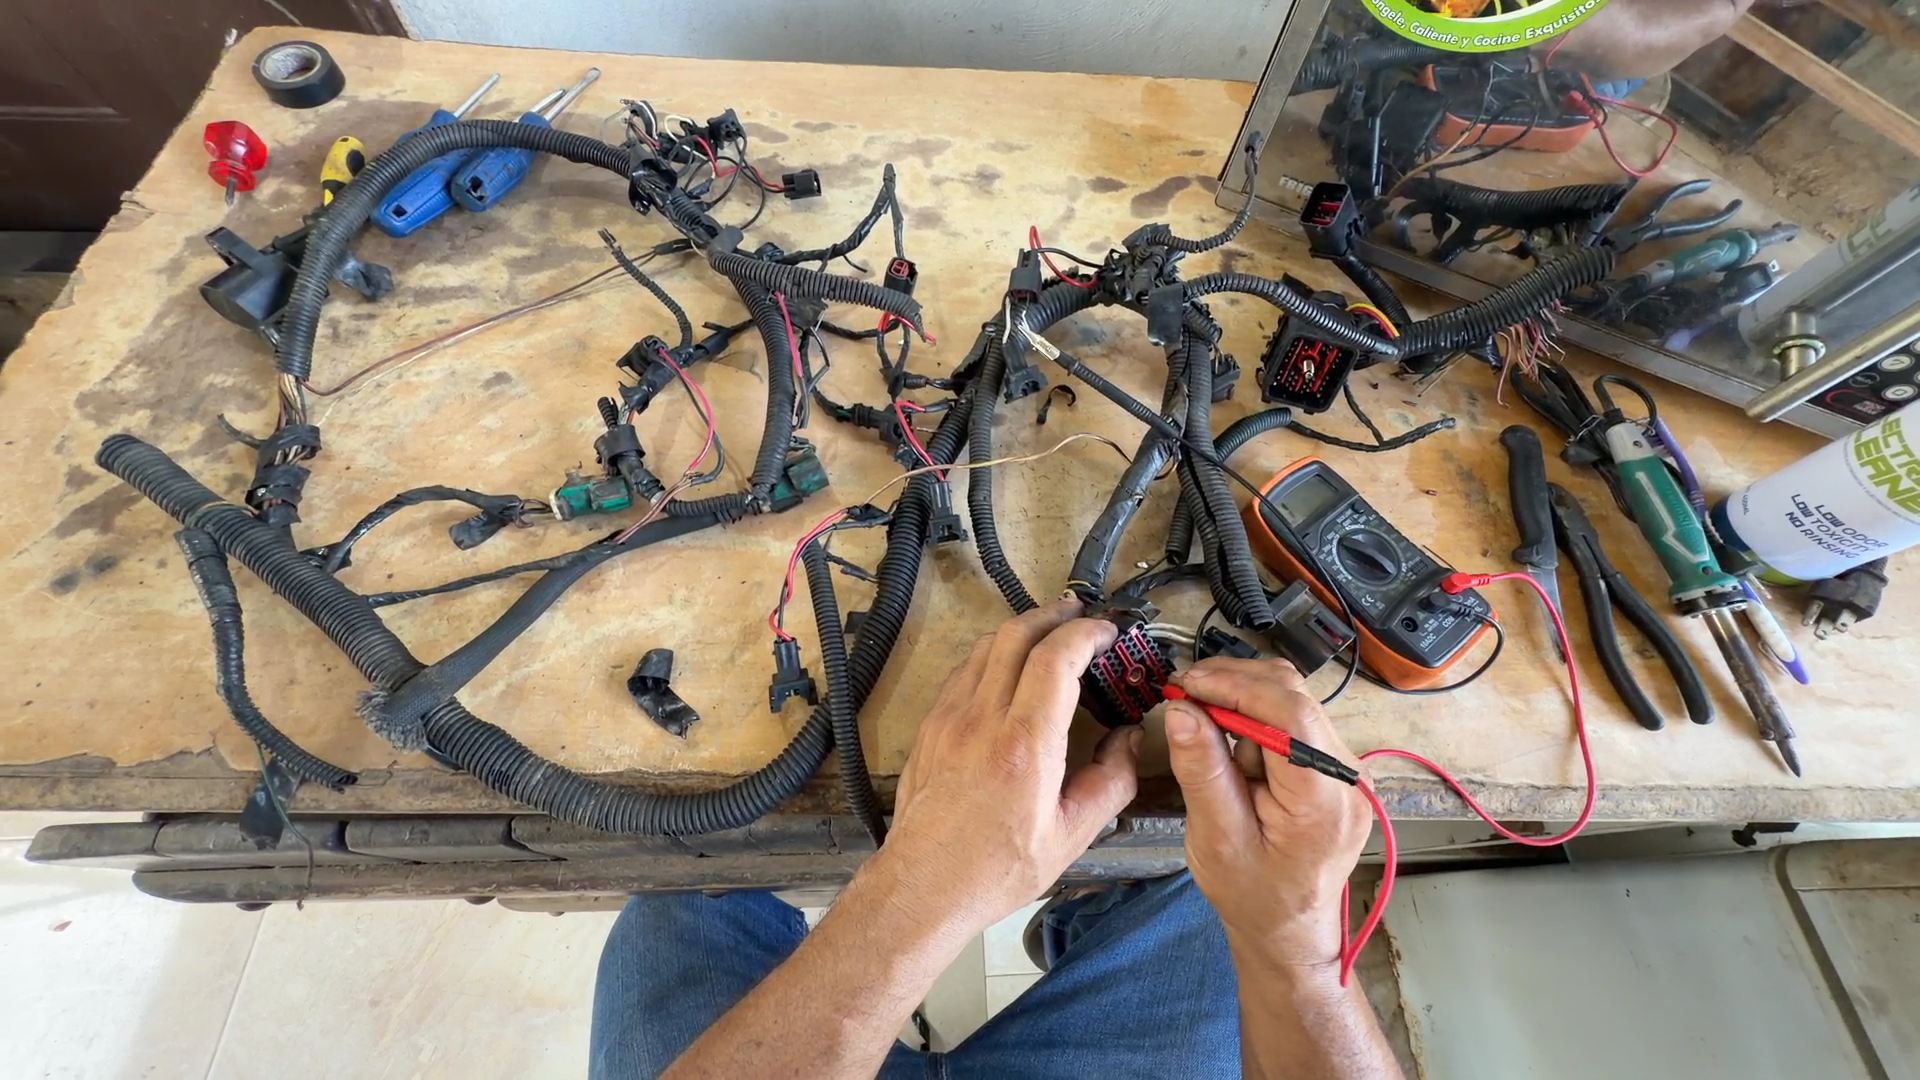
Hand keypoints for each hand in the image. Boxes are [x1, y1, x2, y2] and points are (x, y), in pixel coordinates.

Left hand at [865, 600, 1142, 943]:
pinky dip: (994, 653)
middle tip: (1079, 612)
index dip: (1085, 634)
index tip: (1107, 633)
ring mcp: (950, 716)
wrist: (923, 884)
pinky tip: (1009, 665)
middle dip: (1053, 614)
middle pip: (1016, 635)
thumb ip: (1109, 780)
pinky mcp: (932, 723)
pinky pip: (966, 669)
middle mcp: (983, 719)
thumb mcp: (1071, 836)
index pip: (1055, 660)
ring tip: (1049, 630)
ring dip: (1022, 628)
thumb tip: (1129, 736)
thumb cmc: (999, 867)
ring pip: (987, 646)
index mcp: (1025, 746)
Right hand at [1162, 657, 1370, 972]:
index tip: (1183, 684)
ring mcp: (1344, 767)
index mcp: (1323, 797)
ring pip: (1291, 698)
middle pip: (1292, 694)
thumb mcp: (1215, 837)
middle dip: (1231, 681)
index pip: (1288, 712)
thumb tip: (1181, 710)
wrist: (1287, 928)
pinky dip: (1251, 709)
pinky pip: (1291, 717)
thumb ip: (1202, 771)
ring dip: (1239, 693)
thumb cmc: (1250, 892)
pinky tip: (1222, 727)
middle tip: (1180, 692)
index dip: (1233, 685)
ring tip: (1197, 712)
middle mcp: (1347, 774)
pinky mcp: (1331, 765)